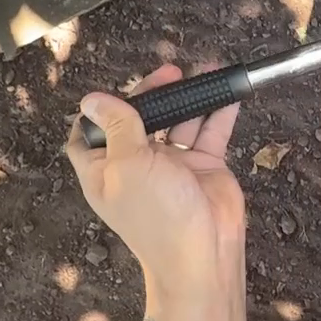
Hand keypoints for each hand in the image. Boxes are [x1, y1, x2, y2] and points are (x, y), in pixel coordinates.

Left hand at [65, 64, 244, 294]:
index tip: (114, 92)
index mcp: (105, 169)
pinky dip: (219, 110)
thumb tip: (91, 98)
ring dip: (190, 96)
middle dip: (154, 93)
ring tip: (204, 69)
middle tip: (171, 72)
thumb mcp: (127, 165)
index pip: (91, 134)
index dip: (98, 111)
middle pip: (141, 118)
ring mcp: (173, 164)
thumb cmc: (157, 215)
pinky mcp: (204, 165)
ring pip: (180, 120)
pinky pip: (211, 130)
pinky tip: (228, 91)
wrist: (203, 250)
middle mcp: (137, 164)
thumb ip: (116, 127)